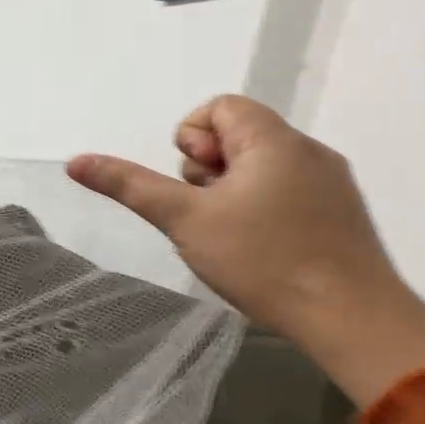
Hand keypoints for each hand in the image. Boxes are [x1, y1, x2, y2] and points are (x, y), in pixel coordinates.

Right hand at [68, 95, 424, 404]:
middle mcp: (308, 153)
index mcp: (275, 144)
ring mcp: (328, 183)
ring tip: (224, 232)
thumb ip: (128, 184)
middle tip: (202, 210)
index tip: (190, 180)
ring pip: (255, 165)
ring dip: (225, 190)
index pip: (222, 107)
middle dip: (203, 168)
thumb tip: (75, 161)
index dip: (190, 135)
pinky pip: (281, 189)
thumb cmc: (261, 258)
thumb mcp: (181, 218)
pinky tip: (251, 244)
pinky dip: (254, 206)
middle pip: (235, 135)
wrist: (349, 317)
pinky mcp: (335, 212)